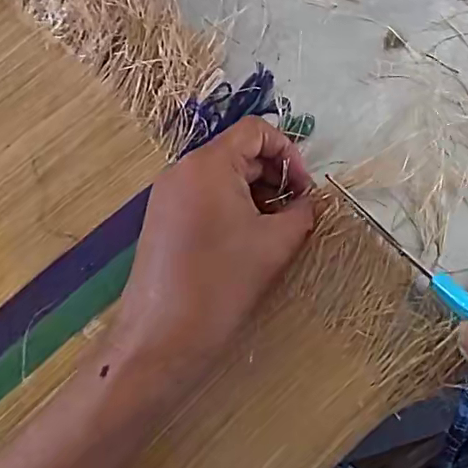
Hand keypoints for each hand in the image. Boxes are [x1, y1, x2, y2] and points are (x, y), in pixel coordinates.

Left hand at [0, 118, 313, 467]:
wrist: (161, 337)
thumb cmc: (221, 284)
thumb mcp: (274, 244)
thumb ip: (300, 210)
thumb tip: (306, 198)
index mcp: (207, 163)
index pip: (255, 130)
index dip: (288, 152)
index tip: (304, 189)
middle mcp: (182, 168)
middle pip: (237, 151)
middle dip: (272, 175)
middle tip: (294, 212)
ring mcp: (166, 192)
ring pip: (221, 175)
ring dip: (253, 193)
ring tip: (273, 231)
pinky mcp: (161, 215)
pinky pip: (203, 194)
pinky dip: (230, 206)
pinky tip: (245, 241)